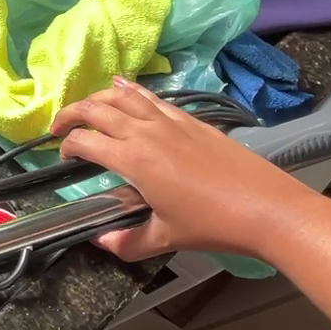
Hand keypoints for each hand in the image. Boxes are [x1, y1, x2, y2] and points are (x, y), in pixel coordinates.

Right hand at [52, 77, 319, 260]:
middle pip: (94, 109)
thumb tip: (100, 242)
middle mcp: (144, 132)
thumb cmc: (215, 224)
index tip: (64, 158)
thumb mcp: (166, 238)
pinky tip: (122, 87)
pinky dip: (130, 89)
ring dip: (96, 97)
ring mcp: (168, 121)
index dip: (67, 147)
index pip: (84, 142)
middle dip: (69, 115)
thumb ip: (127, 242)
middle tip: (59, 128)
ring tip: (86, 107)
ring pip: (121, 95)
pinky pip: (151, 97)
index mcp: (132, 159)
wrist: (271, 210)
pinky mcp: (189, 120)